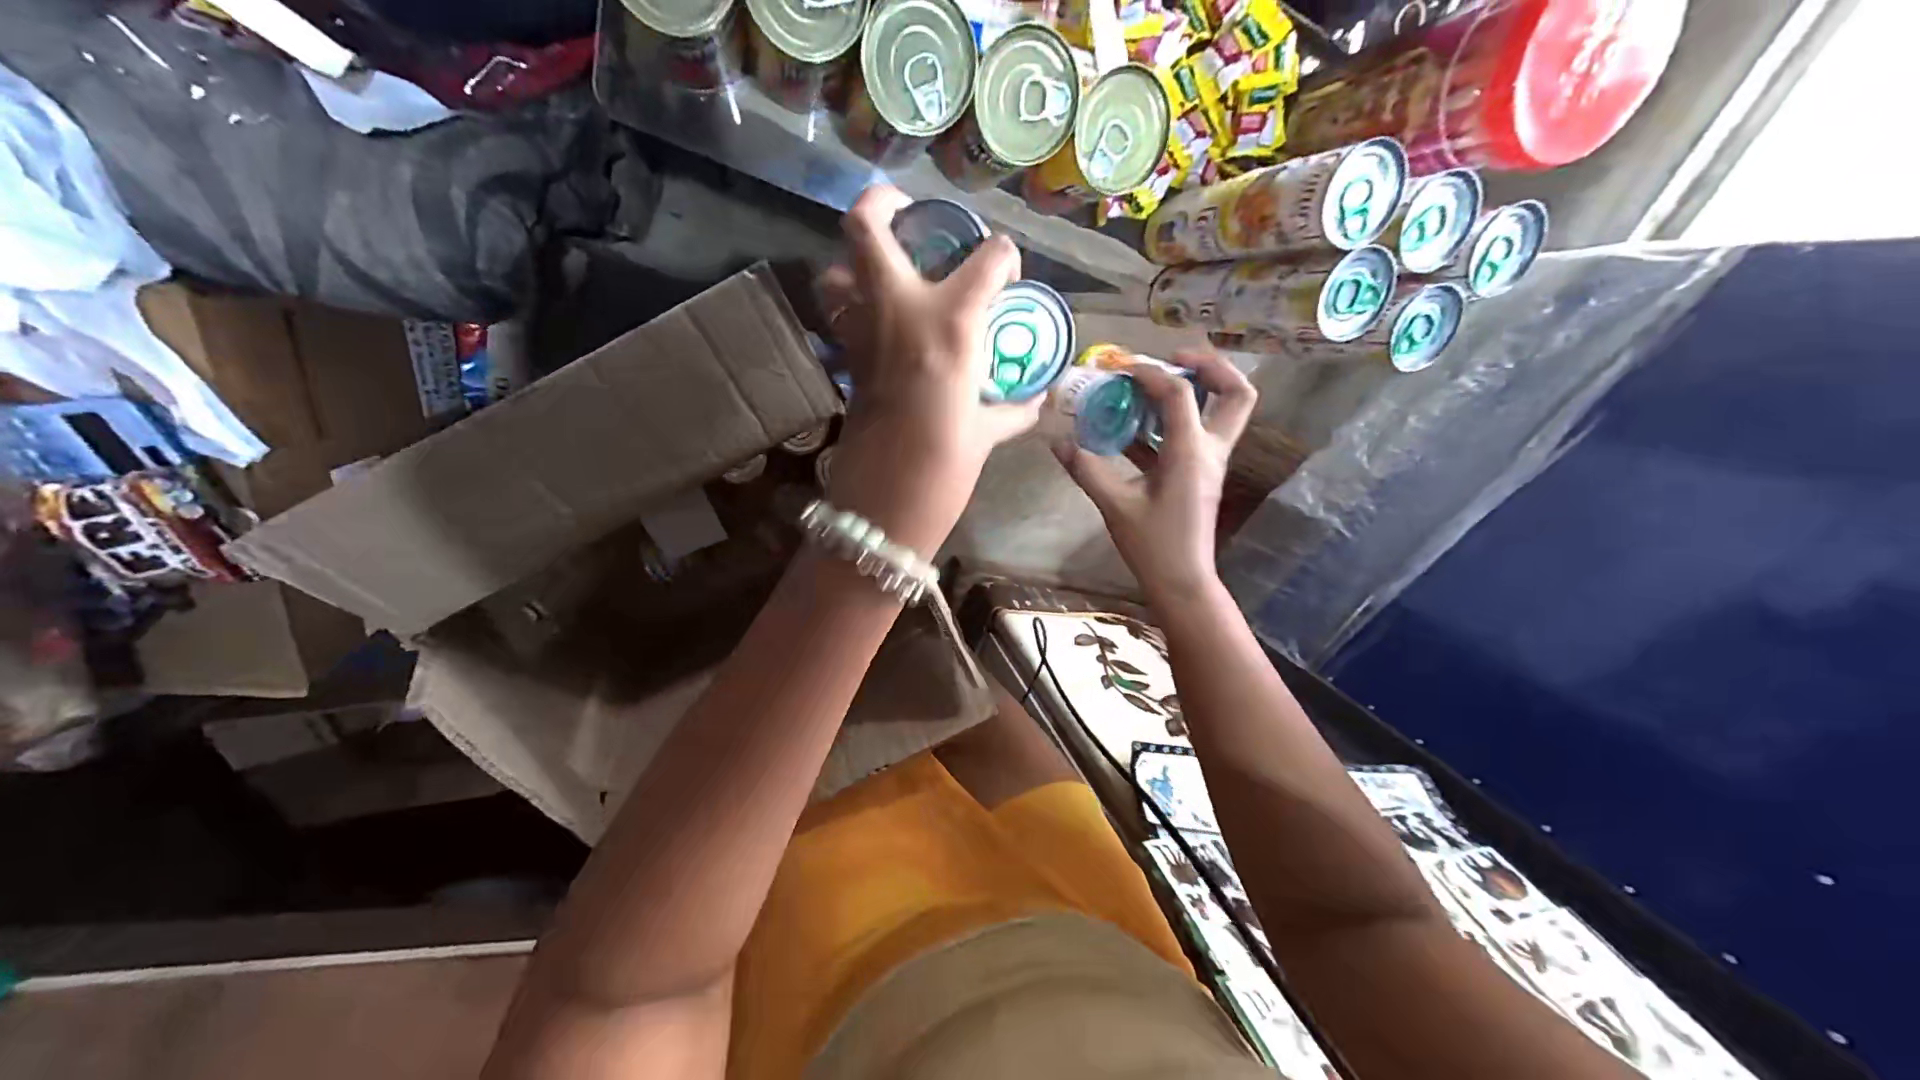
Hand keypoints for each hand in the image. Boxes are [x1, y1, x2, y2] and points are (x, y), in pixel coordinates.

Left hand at [816, 185, 1041, 553]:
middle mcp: (898, 311)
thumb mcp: (986, 433)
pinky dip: (855, 307)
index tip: (1006, 266)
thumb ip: (1010, 411)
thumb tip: (1031, 402)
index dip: (1002, 256)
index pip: (986, 260)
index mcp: (950, 322)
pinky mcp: (845, 362)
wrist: (888, 499)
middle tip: (904, 210)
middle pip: (868, 228)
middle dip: (882, 204)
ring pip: (836, 271)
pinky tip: (881, 322)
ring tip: (884, 269)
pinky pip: (842, 317)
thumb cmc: (947, 463)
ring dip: (855, 261)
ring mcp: (861, 334)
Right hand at [1054, 349, 1256, 603]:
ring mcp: (1210, 462)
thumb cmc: (1153, 546)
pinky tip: (1136, 425)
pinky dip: (1173, 420)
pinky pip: (1196, 433)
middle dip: (1210, 367)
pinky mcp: (1200, 474)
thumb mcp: (1115, 506)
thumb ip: (1086, 469)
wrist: (1182, 582)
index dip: (1150, 373)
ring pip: (1223, 411)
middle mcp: (1210, 450)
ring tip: (1151, 385)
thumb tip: (1056, 442)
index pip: (1179, 394)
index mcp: (1191, 452)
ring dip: (1195, 390)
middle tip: (1173, 360)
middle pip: (1236, 393)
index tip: (1121, 370)